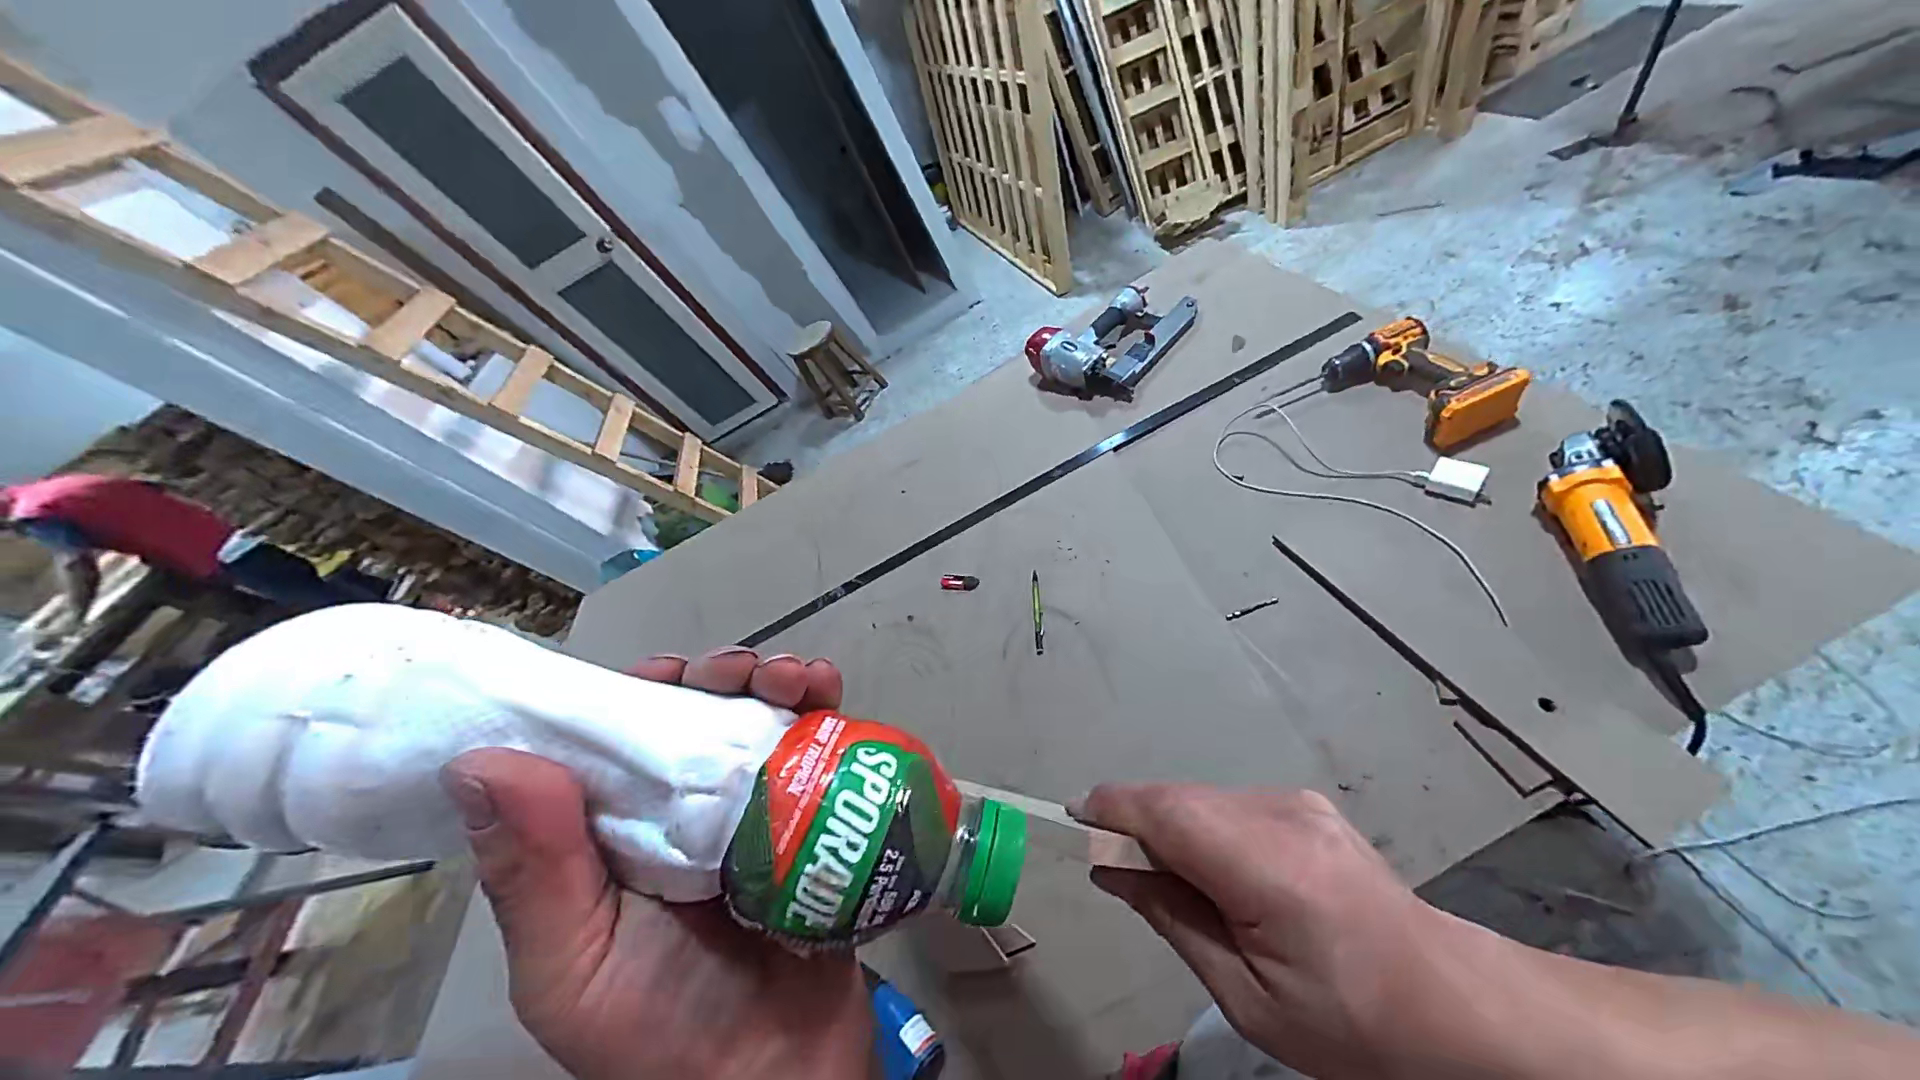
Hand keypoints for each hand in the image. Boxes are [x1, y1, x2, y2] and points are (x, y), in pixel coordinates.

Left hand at [441, 648, 875, 1079]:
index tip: (669, 671)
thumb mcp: (577, 967)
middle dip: (722, 675)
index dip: (638, 691)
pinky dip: (824, 708)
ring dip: (777, 681)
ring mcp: (752, 807)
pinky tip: (830, 692)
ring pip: (759, 719)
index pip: (617, 736)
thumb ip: (535, 875)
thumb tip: (482, 762)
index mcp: (614, 831)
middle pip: (699, 714)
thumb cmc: (666, 1031)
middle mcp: (681, 809)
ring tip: (800, 678)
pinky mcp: (811, 812)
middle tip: (746, 672)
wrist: (781, 1076)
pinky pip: (817, 746)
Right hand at [1077, 785, 1494, 1079]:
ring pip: (1200, 797)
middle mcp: (1282, 814)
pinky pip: (1227, 803)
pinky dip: (1199, 825)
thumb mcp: (1248, 996)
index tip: (1072, 821)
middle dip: (1134, 822)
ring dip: (1167, 825)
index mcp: (1270, 867)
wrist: (1455, 1004)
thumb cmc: (1349, 1021)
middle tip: (1111, 865)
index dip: (1112, 809)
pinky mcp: (1305, 804)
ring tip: (1166, 877)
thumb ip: (1172, 917)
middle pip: (1179, 799)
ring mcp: (1297, 802)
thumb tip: (1113, 870)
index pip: (1167, 813)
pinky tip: (1211, 868)